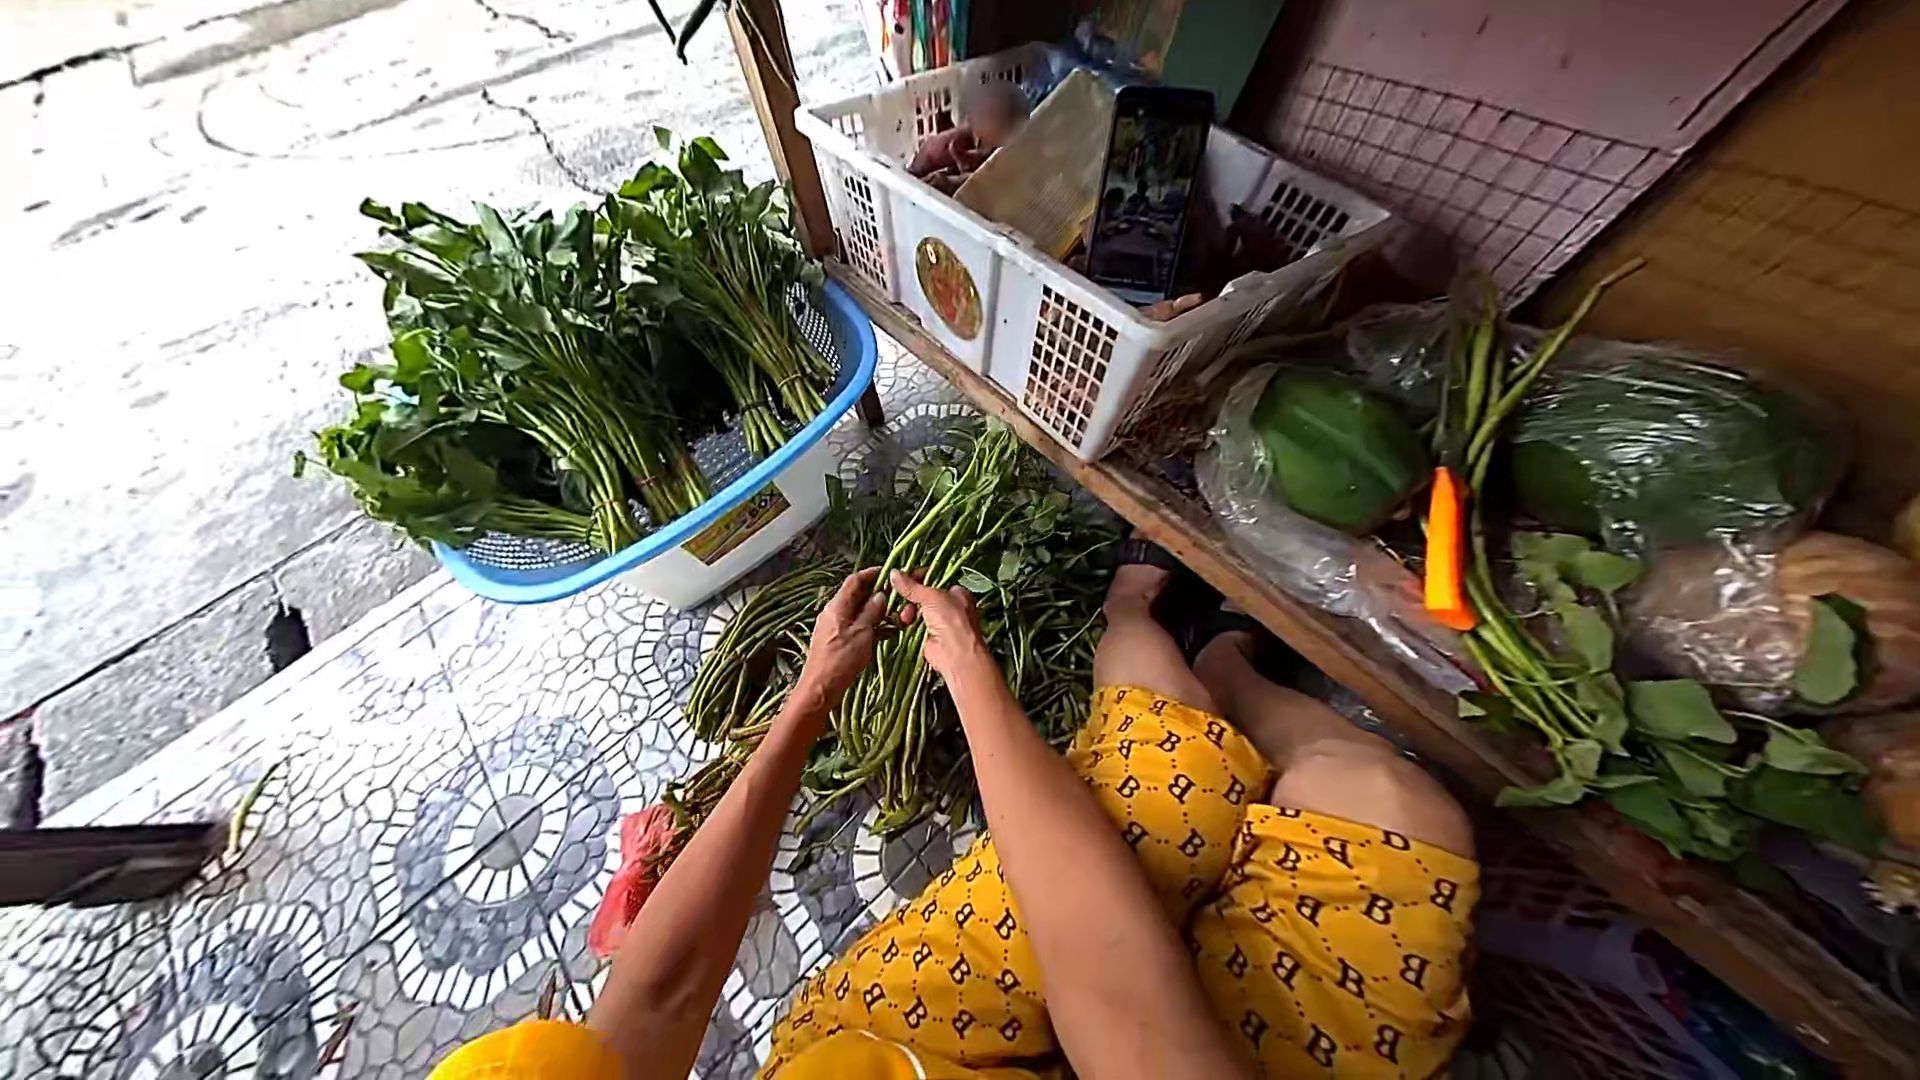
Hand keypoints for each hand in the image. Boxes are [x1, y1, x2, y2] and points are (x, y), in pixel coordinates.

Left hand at [793, 568, 884, 712]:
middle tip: (898, 594)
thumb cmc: (841, 659)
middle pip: (857, 595)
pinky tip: (887, 631)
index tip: (889, 572)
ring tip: (897, 613)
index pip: (855, 581)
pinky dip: (871, 626)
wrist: (820, 688)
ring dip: (876, 611)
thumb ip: (872, 612)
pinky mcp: (839, 641)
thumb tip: (881, 595)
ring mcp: (836, 627)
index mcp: (837, 606)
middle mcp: (834, 612)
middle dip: (877, 593)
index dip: (872, 574)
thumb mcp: (862, 633)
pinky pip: (857, 626)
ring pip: (859, 612)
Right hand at [889, 570, 994, 685]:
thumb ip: (912, 586)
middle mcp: (949, 605)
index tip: (903, 576)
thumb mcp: (932, 597)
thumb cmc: (951, 620)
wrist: (955, 654)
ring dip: (908, 610)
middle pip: (923, 594)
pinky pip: (914, 623)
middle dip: (911, 595)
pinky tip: (903, 622)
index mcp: (956, 591)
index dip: (919, 576)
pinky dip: (907, 622)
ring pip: (917, 609)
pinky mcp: (929, 634)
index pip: (935, 578)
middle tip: (900, 595)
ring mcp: (939, 621)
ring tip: (906, 616)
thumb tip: (894, 572)